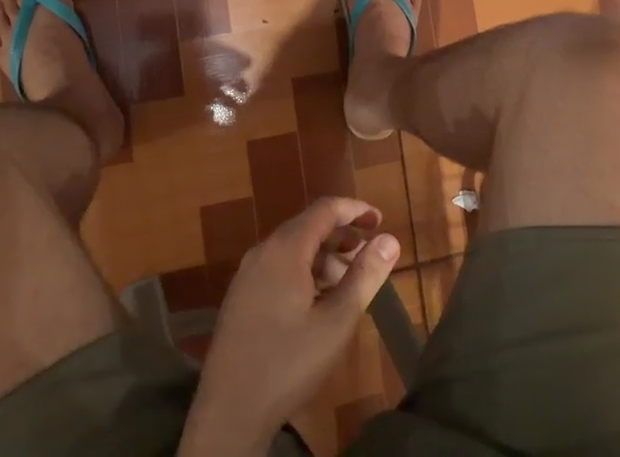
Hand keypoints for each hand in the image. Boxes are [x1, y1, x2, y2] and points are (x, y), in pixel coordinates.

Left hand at [178, 197, 401, 454]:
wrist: (230, 409)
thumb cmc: (289, 362)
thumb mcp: (336, 320)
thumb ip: (364, 276)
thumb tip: (389, 239)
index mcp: (285, 250)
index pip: (324, 210)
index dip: (355, 209)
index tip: (380, 221)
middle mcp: (262, 252)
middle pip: (307, 227)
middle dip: (341, 236)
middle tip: (369, 257)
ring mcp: (247, 274)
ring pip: (292, 249)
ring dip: (324, 258)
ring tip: (349, 284)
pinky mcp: (241, 296)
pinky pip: (278, 268)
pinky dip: (304, 272)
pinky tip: (318, 302)